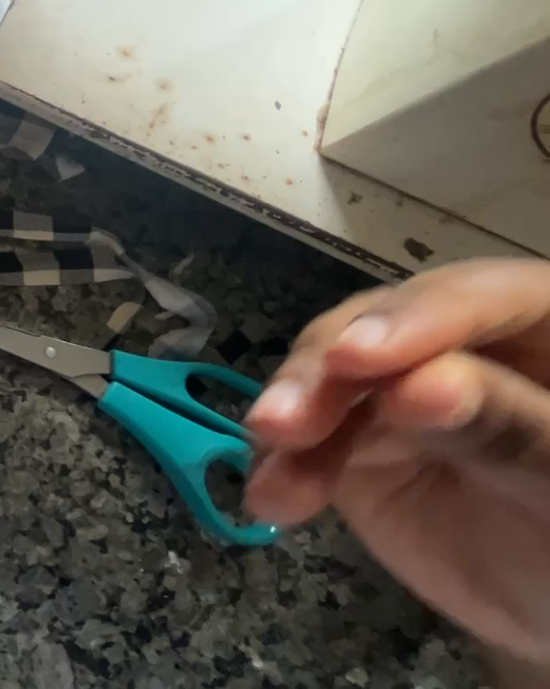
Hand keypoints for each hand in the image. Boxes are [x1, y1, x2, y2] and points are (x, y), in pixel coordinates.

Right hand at [242, 259, 549, 666]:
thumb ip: (509, 430)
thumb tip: (419, 386)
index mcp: (540, 336)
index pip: (481, 297)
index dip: (418, 316)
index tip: (357, 356)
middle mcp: (459, 349)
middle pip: (373, 330)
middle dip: (325, 369)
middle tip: (289, 410)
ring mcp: (392, 393)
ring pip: (321, 377)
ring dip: (290, 411)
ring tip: (270, 445)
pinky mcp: (345, 437)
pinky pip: (296, 437)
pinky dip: (277, 463)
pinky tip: (273, 496)